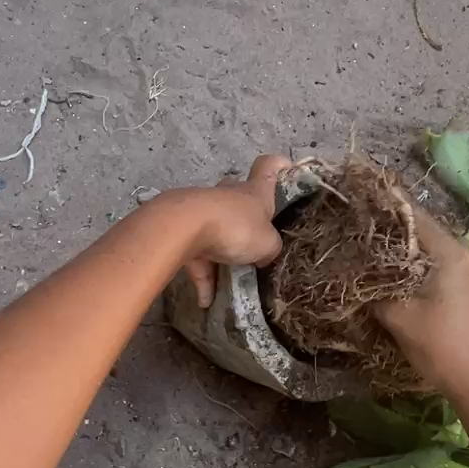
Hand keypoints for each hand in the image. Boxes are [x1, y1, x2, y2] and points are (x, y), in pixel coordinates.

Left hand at [173, 154, 293, 307]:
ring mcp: (202, 210)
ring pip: (215, 227)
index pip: (269, 167)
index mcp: (254, 192)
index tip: (287, 170)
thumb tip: (262, 255)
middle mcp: (228, 196)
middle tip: (255, 237)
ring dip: (221, 252)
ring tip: (230, 279)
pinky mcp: (182, 229)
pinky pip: (195, 255)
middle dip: (245, 214)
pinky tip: (205, 301)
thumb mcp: (267, 243)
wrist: (183, 228)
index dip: (279, 166)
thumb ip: (269, 248)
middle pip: (238, 197)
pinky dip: (201, 276)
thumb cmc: (236, 228)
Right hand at [373, 207, 468, 397]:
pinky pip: (446, 270)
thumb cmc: (442, 347)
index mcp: (452, 255)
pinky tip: (404, 282)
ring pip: (437, 254)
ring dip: (410, 254)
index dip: (388, 210)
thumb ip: (376, 292)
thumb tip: (357, 277)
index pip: (416, 218)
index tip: (363, 205)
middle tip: (364, 232)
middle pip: (428, 234)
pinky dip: (423, 270)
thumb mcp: (399, 318)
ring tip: (378, 257)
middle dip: (396, 233)